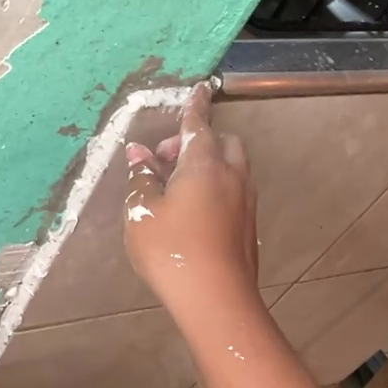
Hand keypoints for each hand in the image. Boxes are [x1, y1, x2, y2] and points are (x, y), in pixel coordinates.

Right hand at [122, 82, 258, 299]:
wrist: (216, 299)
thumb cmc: (170, 248)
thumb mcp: (142, 211)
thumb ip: (141, 178)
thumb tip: (138, 153)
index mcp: (203, 164)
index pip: (198, 125)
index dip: (194, 106)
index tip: (200, 88)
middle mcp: (231, 176)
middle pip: (222, 143)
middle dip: (197, 140)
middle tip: (166, 160)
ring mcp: (245, 202)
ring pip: (231, 167)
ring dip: (207, 164)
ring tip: (175, 187)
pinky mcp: (249, 226)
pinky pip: (234, 190)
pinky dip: (215, 186)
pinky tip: (192, 212)